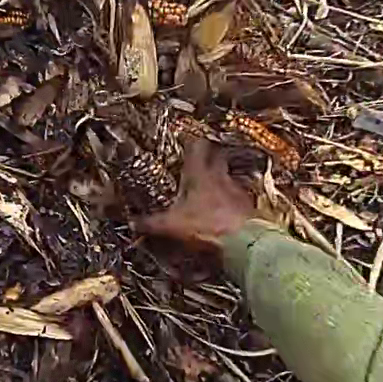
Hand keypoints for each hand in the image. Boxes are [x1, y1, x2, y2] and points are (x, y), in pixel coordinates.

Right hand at [136, 138, 264, 252]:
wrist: (245, 243)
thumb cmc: (208, 226)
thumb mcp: (173, 226)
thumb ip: (152, 223)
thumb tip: (133, 223)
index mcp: (200, 175)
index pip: (196, 148)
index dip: (191, 141)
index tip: (186, 138)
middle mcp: (220, 177)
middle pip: (216, 157)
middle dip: (208, 155)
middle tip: (200, 157)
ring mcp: (237, 191)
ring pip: (228, 176)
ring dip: (220, 177)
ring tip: (211, 183)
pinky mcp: (249, 207)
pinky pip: (238, 197)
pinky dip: (231, 199)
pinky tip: (225, 208)